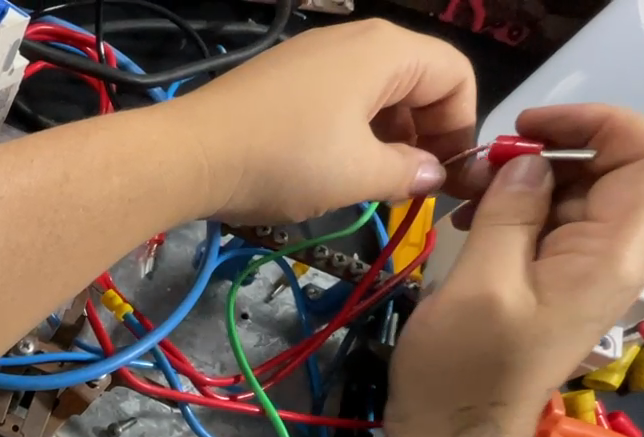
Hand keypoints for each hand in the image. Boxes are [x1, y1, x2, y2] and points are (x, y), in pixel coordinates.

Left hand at [173, 21, 476, 223]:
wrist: (184, 158)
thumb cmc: (279, 161)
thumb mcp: (353, 175)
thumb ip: (404, 173)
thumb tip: (431, 175)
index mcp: (387, 50)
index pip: (456, 75)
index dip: (460, 127)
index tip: (444, 175)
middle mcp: (350, 42)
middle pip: (410, 83)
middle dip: (415, 136)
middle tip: (401, 187)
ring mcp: (304, 60)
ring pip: (363, 98)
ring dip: (373, 141)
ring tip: (358, 186)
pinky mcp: (269, 85)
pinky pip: (322, 105)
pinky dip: (334, 136)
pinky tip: (314, 173)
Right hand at [386, 105, 643, 436]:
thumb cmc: (460, 368)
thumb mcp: (476, 286)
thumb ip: (508, 216)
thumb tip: (526, 165)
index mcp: (609, 253)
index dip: (595, 123)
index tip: (523, 125)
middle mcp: (610, 258)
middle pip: (608, 175)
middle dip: (546, 157)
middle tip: (471, 170)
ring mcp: (580, 278)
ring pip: (573, 204)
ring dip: (522, 188)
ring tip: (459, 200)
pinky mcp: (549, 293)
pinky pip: (547, 236)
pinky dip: (512, 218)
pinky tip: (467, 227)